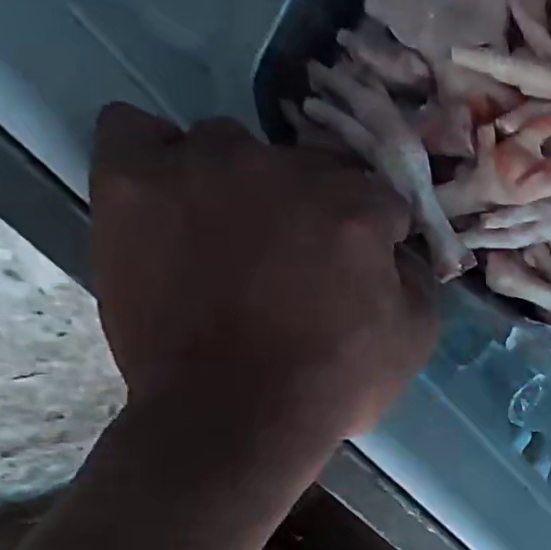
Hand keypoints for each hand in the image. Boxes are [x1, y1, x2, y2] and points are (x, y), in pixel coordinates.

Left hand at [89, 102, 436, 436]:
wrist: (232, 418)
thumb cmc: (331, 387)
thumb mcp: (413, 344)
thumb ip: (418, 280)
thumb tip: (400, 250)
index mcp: (354, 208)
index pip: (379, 196)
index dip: (378, 235)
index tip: (365, 269)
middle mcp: (282, 168)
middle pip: (309, 166)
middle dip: (316, 209)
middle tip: (302, 263)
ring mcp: (201, 168)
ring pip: (230, 146)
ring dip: (242, 184)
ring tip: (231, 240)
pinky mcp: (132, 182)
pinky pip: (134, 131)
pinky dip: (155, 158)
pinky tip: (170, 200)